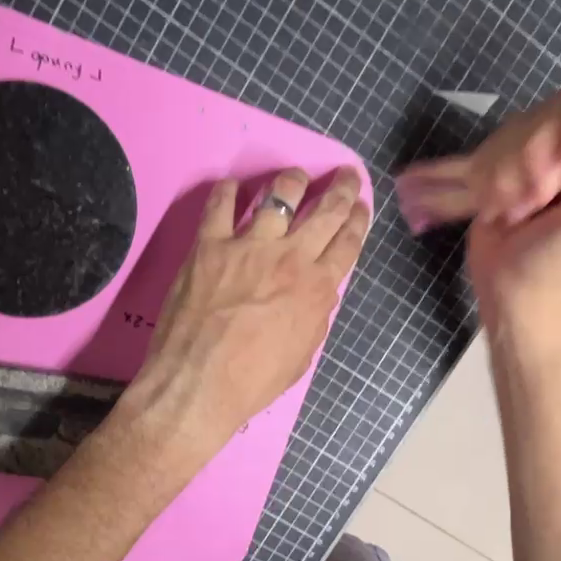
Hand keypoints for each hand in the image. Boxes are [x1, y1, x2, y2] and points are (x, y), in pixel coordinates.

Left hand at [123, 167, 370, 454]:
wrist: (198, 384)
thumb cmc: (251, 383)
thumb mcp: (300, 358)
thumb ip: (313, 319)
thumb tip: (319, 296)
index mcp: (316, 289)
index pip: (347, 243)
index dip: (358, 220)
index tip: (361, 206)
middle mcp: (289, 258)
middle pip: (324, 211)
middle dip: (341, 189)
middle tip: (346, 176)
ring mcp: (248, 247)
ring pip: (280, 196)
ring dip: (292, 181)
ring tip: (296, 176)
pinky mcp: (209, 245)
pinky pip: (221, 205)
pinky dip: (228, 191)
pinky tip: (233, 186)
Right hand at [463, 79, 560, 330]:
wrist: (514, 290)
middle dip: (540, 151)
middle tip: (540, 196)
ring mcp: (554, 151)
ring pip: (525, 124)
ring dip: (512, 170)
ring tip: (519, 209)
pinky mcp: (514, 163)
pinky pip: (496, 144)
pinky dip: (490, 177)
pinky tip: (499, 206)